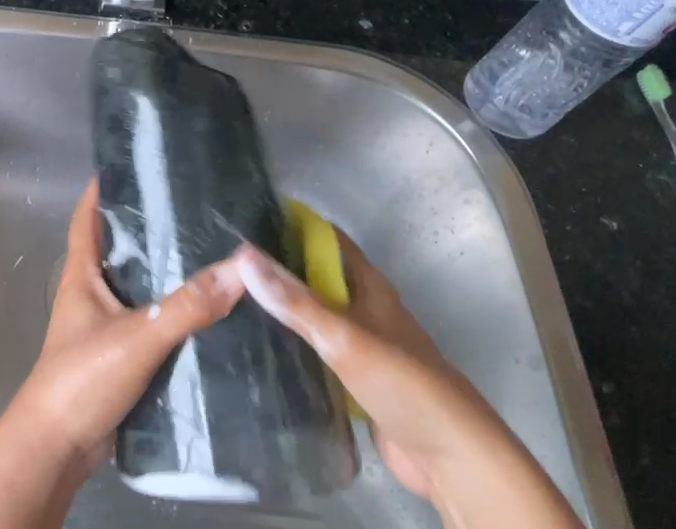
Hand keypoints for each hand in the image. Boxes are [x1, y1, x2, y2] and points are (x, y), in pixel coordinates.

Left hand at [0, 181, 245, 528]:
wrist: (57, 447)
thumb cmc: (82, 378)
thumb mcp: (137, 336)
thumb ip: (186, 307)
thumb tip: (240, 270)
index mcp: (81, 276)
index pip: (85, 219)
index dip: (100, 191)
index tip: (127, 165)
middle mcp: (90, 295)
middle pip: (116, 251)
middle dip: (145, 230)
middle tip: (189, 208)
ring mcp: (102, 328)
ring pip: (135, 289)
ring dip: (162, 274)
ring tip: (207, 253)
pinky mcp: (118, 358)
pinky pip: (148, 325)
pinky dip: (171, 315)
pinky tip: (204, 313)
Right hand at [235, 238, 581, 528]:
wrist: (448, 456)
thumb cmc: (403, 382)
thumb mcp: (343, 335)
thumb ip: (295, 300)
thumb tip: (243, 255)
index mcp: (370, 286)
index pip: (327, 239)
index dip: (292, 225)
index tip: (245, 218)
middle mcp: (365, 308)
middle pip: (317, 277)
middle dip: (278, 268)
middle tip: (227, 265)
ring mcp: (361, 345)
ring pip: (314, 315)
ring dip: (283, 308)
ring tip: (232, 301)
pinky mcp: (355, 380)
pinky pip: (316, 352)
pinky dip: (292, 346)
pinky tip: (260, 349)